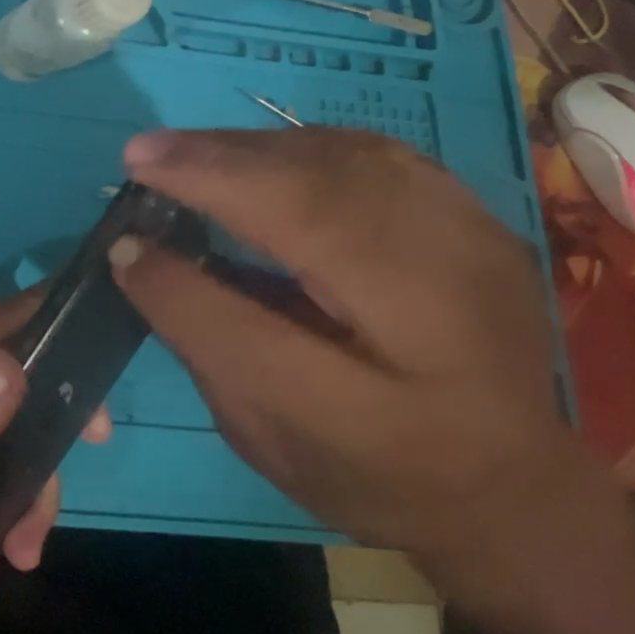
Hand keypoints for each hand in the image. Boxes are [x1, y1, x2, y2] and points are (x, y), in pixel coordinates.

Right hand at [106, 127, 580, 562]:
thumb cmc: (365, 472)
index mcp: (380, 418)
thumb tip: (135, 253)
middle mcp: (444, 328)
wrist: (514, 487)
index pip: (254, 336)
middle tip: (142, 156)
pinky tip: (253, 154)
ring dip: (252, 148)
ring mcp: (478, 259)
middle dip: (216, 174)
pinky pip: (378, 155)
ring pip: (351, 165)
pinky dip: (300, 146)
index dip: (177, 282)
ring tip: (185, 149)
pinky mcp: (483, 222)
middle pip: (318, 218)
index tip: (121, 240)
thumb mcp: (262, 437)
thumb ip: (201, 344)